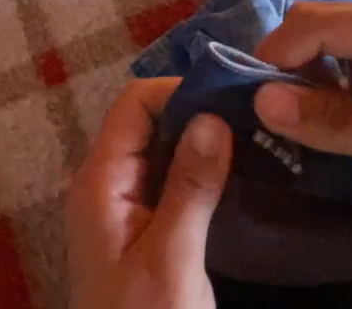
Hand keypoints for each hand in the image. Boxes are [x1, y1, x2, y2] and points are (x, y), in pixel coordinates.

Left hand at [65, 78, 232, 308]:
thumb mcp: (172, 260)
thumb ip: (189, 187)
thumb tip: (211, 116)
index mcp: (100, 180)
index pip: (132, 105)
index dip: (177, 92)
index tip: (230, 95)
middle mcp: (104, 184)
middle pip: (144, 124)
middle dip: (193, 113)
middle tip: (250, 113)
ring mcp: (120, 208)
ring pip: (157, 152)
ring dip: (198, 142)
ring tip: (251, 136)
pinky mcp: (139, 231)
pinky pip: (164, 183)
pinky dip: (195, 172)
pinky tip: (234, 174)